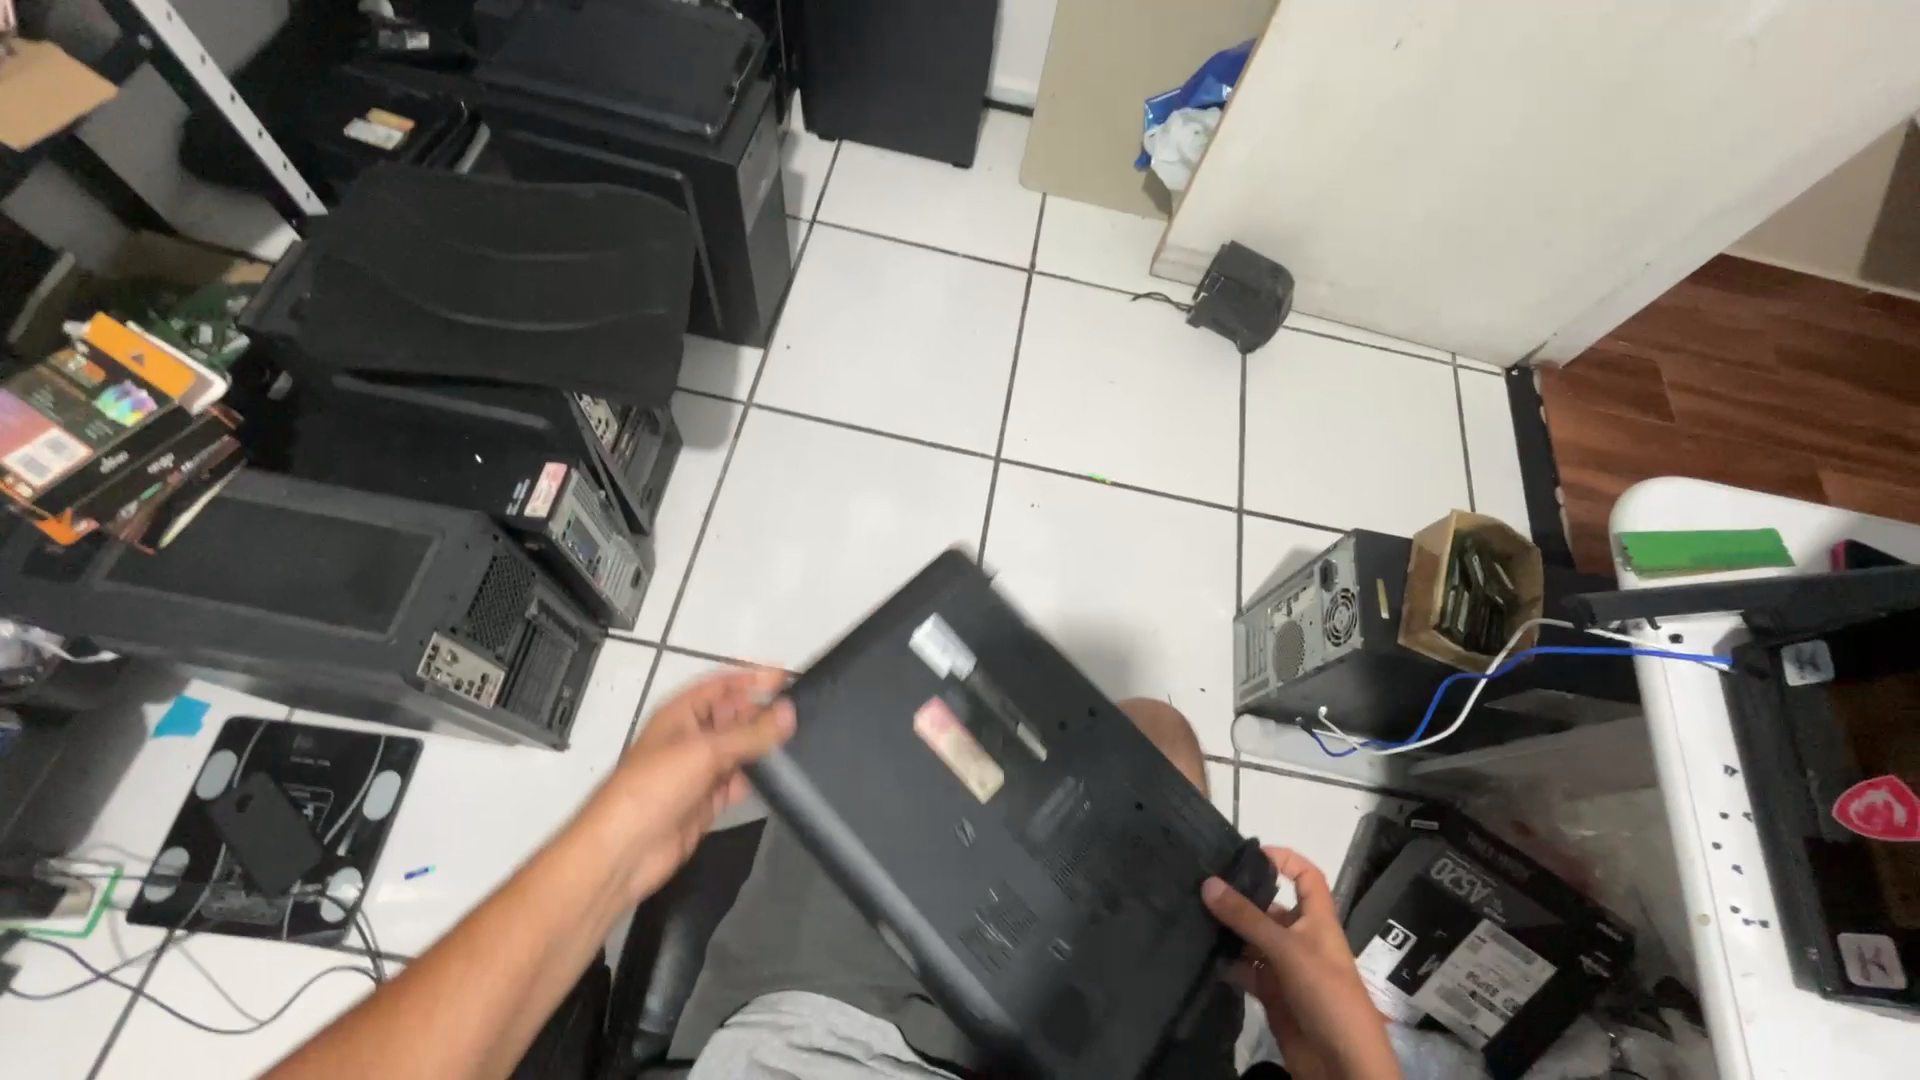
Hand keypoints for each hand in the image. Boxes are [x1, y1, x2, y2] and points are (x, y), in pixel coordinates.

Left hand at [594, 669, 794, 901]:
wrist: (624, 851)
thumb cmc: (653, 788)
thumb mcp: (704, 751)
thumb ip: (751, 733)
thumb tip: (789, 712)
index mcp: (681, 714)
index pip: (722, 685)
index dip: (751, 678)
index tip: (787, 678)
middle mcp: (691, 737)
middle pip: (734, 717)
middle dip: (763, 713)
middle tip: (801, 713)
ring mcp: (700, 770)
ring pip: (740, 750)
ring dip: (764, 746)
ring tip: (801, 740)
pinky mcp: (709, 800)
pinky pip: (740, 781)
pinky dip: (758, 778)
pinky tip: (782, 775)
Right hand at [1201, 848, 1401, 1079]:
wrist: (1343, 1067)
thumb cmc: (1327, 996)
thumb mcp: (1287, 949)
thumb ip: (1246, 917)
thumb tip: (1208, 882)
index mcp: (1317, 921)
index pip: (1307, 877)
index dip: (1284, 859)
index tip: (1249, 854)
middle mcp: (1301, 938)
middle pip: (1269, 907)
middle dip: (1240, 897)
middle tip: (1199, 884)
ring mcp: (1285, 967)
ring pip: (1252, 938)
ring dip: (1228, 931)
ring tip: (1191, 915)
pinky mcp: (1272, 993)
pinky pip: (1244, 970)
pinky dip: (1226, 964)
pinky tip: (1201, 956)